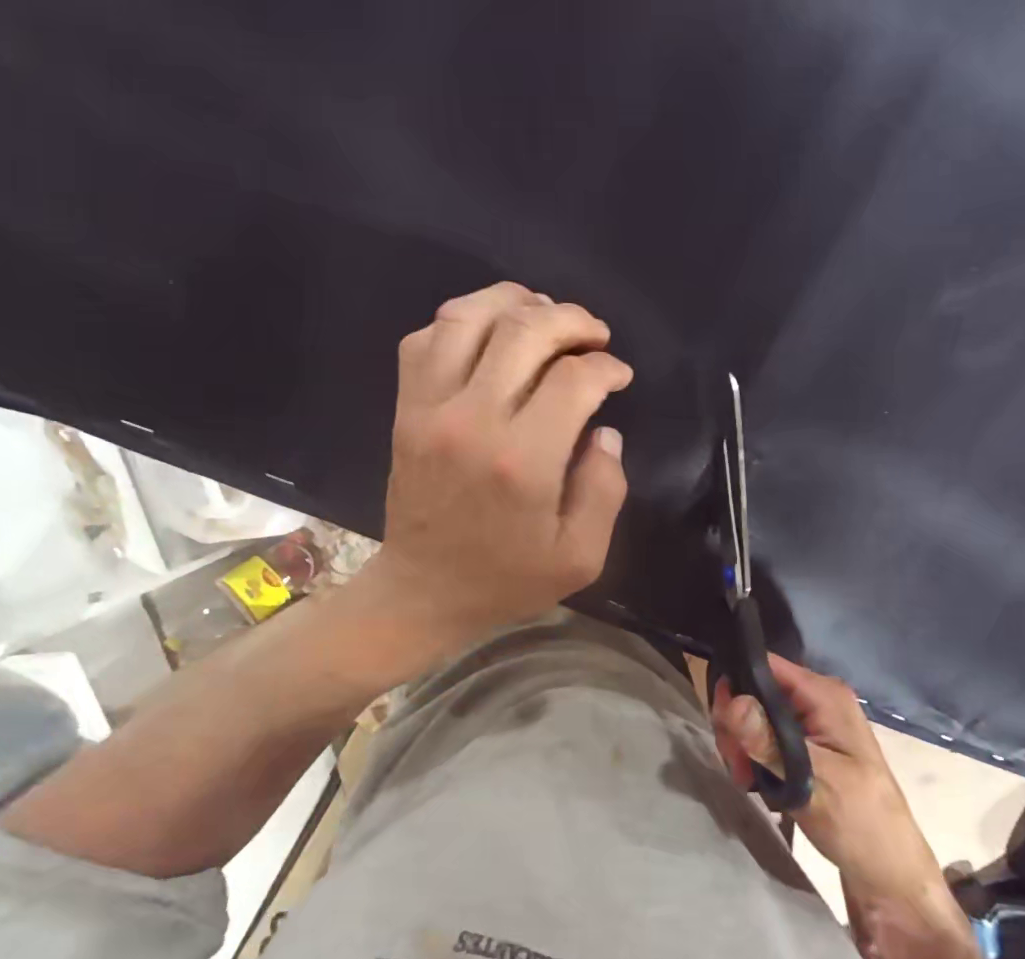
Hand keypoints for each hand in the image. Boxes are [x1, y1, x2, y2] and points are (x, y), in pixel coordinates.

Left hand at [366, 281, 632, 641]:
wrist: (425, 591)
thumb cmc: (507, 579)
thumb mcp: (581, 556)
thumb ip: (606, 490)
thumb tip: (604, 432)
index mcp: (523, 461)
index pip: (573, 379)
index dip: (606, 367)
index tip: (618, 377)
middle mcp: (473, 420)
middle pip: (524, 330)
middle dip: (572, 319)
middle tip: (595, 334)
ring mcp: (430, 409)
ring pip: (468, 317)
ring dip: (514, 302)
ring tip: (545, 313)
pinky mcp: (406, 409)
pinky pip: (426, 338)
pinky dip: (462, 320)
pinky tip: (490, 334)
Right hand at [711, 655, 942, 905]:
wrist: (885, 868)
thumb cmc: (857, 821)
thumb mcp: (811, 780)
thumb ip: (768, 740)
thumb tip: (732, 701)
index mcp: (825, 695)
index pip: (765, 666)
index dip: (736, 688)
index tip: (724, 728)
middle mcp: (817, 699)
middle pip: (755, 691)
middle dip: (737, 726)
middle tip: (739, 766)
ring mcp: (812, 722)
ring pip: (755, 716)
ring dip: (743, 747)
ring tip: (748, 780)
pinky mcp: (806, 744)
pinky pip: (766, 736)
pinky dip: (754, 757)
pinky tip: (755, 782)